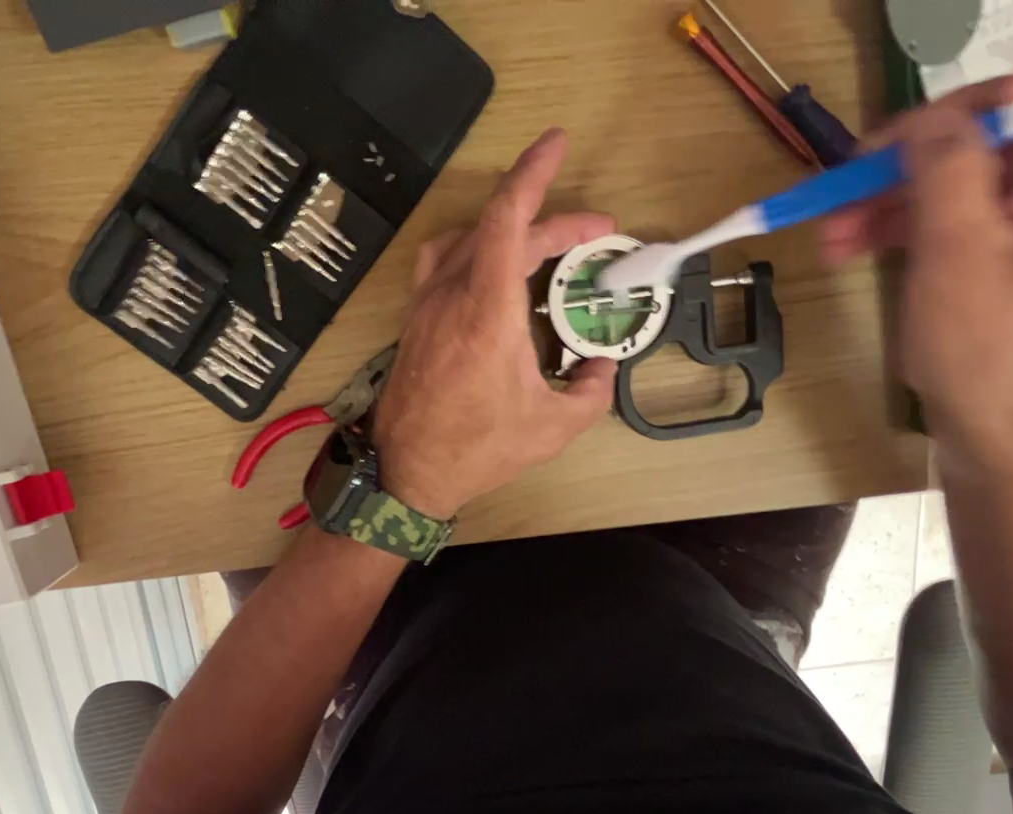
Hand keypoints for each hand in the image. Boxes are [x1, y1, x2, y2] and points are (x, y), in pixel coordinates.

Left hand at [372, 129, 618, 518]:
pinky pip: (442, 260)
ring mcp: (427, 305)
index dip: (533, 173)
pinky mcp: (416, 319)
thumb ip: (591, 391)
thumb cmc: (478, 450)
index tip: (556, 143)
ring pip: (466, 237)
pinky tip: (489, 268)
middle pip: (500, 229)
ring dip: (509, 229)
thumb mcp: (553, 428)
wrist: (410, 473)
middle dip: (553, 222)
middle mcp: (452, 296)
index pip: (507, 219)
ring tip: (544, 245)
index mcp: (488, 312)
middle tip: (594, 233)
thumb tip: (602, 367)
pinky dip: (474, 247)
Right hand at [820, 37, 1012, 444]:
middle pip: (1000, 114)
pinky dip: (883, 216)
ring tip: (831, 223)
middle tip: (865, 166)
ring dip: (884, 185)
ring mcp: (1010, 208)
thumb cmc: (982, 343)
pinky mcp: (972, 235)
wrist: (975, 414)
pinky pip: (929, 201)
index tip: (991, 108)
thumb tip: (925, 120)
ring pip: (949, 160)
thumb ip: (948, 170)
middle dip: (925, 138)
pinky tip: (840, 245)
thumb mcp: (960, 252)